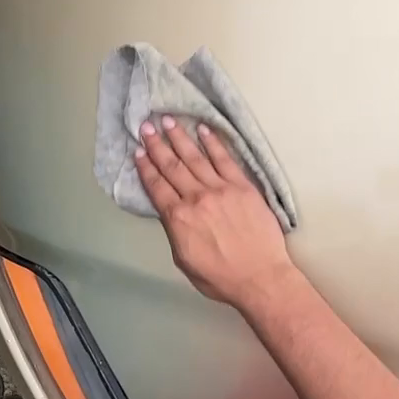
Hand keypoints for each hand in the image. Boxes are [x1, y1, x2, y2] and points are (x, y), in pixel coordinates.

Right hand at [135, 116, 296, 309]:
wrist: (260, 278)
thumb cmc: (221, 278)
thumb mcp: (184, 260)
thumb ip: (175, 232)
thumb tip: (171, 214)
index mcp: (178, 218)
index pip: (157, 186)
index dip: (145, 167)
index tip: (138, 152)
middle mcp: (196, 199)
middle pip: (172, 166)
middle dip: (157, 145)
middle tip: (146, 126)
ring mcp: (221, 190)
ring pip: (195, 158)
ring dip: (179, 137)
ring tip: (168, 121)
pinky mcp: (242, 187)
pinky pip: (224, 160)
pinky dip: (213, 143)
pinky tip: (203, 130)